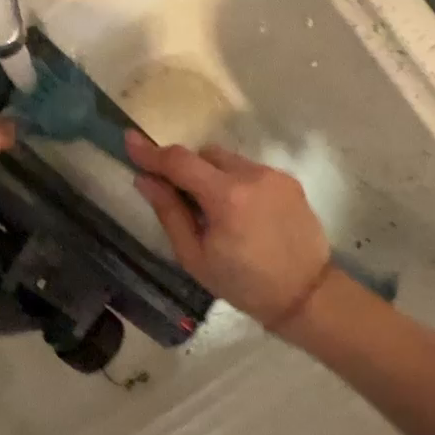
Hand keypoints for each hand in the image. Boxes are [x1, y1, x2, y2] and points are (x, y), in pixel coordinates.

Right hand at [126, 129, 331, 327]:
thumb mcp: (195, 257)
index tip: (130, 141)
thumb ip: (169, 213)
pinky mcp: (289, 181)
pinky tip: (242, 216)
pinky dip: (236, 184)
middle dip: (187, 171)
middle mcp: (253, 175)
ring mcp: (275, 175)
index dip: (151, 152)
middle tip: (182, 201)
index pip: (180, 162)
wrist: (305, 293)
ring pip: (229, 161)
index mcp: (226, 197)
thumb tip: (145, 180)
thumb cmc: (243, 284)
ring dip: (213, 177)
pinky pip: (251, 171)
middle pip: (205, 154)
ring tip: (216, 213)